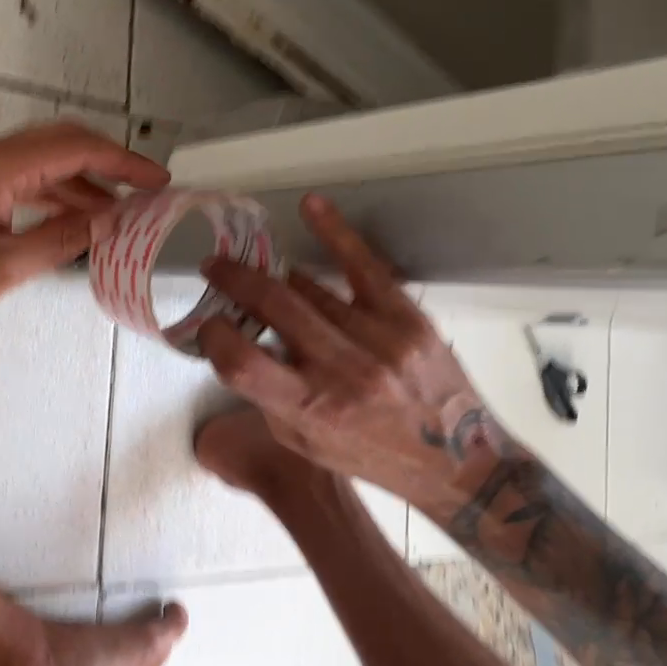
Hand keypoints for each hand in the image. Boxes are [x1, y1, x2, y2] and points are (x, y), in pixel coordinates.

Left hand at [0, 121, 168, 325]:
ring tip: (118, 211)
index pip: (74, 148)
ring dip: (80, 181)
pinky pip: (21, 179)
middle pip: (60, 143)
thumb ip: (60, 238)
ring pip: (41, 162)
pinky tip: (75, 217)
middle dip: (105, 163)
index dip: (121, 161)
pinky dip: (52, 193)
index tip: (156, 179)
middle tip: (143, 188)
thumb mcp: (3, 267)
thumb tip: (107, 221)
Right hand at [194, 194, 489, 511]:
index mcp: (310, 408)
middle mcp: (343, 371)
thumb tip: (241, 337)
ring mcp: (379, 339)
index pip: (241, 362)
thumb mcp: (301, 440)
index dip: (214, 335)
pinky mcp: (407, 318)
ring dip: (273, 275)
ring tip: (254, 267)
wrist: (457, 459)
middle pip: (274, 307)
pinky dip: (334, 232)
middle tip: (213, 267)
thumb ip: (266, 393)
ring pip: (309, 289)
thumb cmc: (366, 452)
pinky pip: (364, 266)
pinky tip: (310, 207)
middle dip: (233, 280)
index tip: (209, 323)